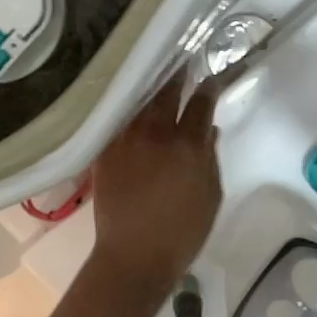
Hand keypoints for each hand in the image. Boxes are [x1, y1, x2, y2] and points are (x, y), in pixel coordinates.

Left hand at [91, 71, 221, 285]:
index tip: (212, 76)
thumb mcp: (210, 196)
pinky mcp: (104, 153)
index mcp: (187, 146)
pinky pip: (117, 121)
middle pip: (165, 93)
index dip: (209, 86)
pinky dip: (126, 108)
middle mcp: (154, 135)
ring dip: (148, 86)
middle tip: (181, 59)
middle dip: (175, 74)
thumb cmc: (182, 234)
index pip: (201, 103)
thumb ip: (210, 158)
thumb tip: (208, 129)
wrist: (134, 257)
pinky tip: (131, 102)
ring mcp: (125, 142)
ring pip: (137, 102)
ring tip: (155, 73)